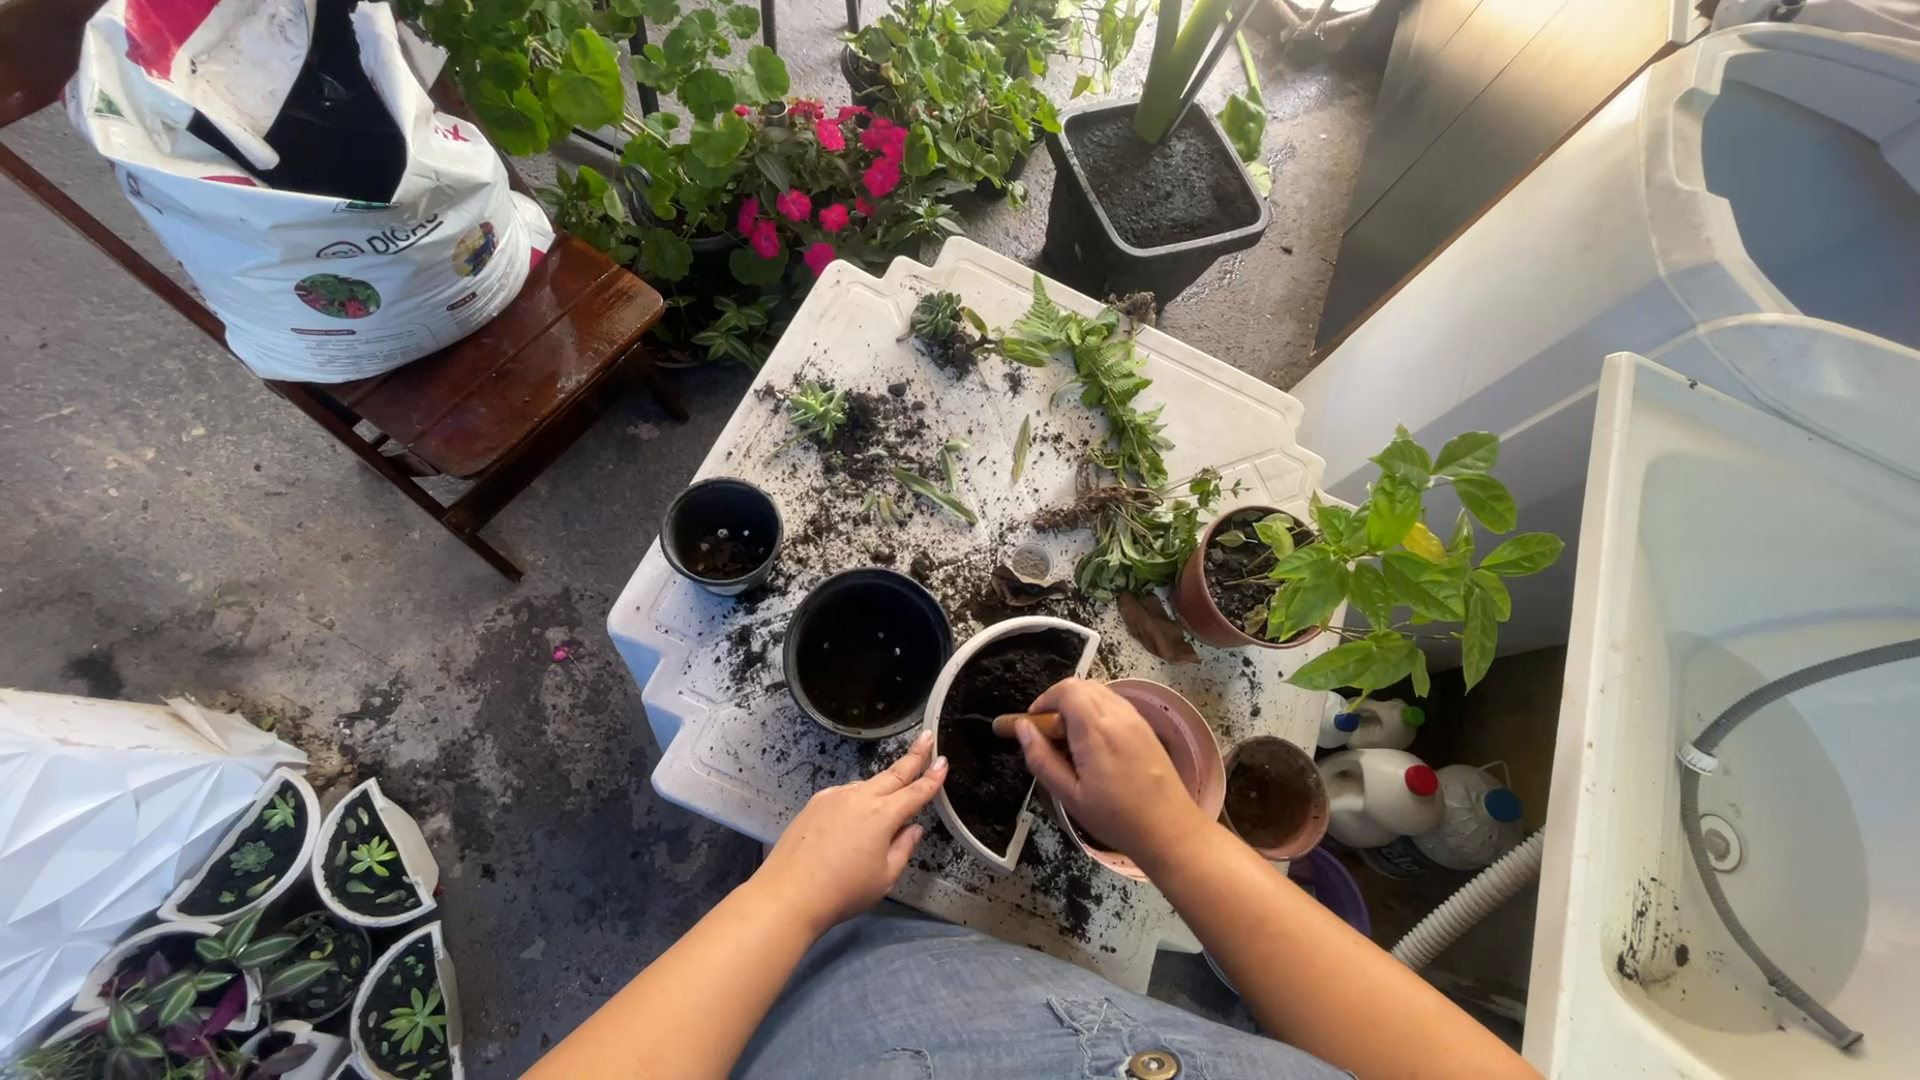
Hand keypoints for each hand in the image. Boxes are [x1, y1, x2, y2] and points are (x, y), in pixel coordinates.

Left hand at [752, 730, 947, 933]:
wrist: (789, 894)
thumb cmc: (843, 891)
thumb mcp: (885, 877)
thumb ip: (904, 848)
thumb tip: (913, 828)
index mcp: (883, 815)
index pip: (916, 792)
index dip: (932, 777)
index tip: (943, 761)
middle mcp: (861, 797)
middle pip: (893, 773)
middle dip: (913, 755)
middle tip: (927, 737)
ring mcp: (835, 796)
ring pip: (867, 786)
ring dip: (882, 786)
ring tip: (886, 802)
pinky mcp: (816, 802)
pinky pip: (845, 794)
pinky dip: (856, 799)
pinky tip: (852, 819)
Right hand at [1016, 678, 1207, 860]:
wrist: (1170, 829)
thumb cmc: (1116, 818)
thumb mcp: (1069, 796)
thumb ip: (1042, 759)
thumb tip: (1022, 728)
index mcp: (1096, 731)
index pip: (1066, 690)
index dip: (1044, 700)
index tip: (1033, 725)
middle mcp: (1117, 715)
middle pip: (1080, 685)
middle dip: (1057, 701)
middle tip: (1049, 733)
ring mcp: (1135, 717)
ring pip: (1098, 690)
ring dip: (1077, 703)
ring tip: (1070, 738)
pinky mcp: (1145, 725)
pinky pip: (1113, 702)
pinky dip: (1095, 709)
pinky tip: (1094, 740)